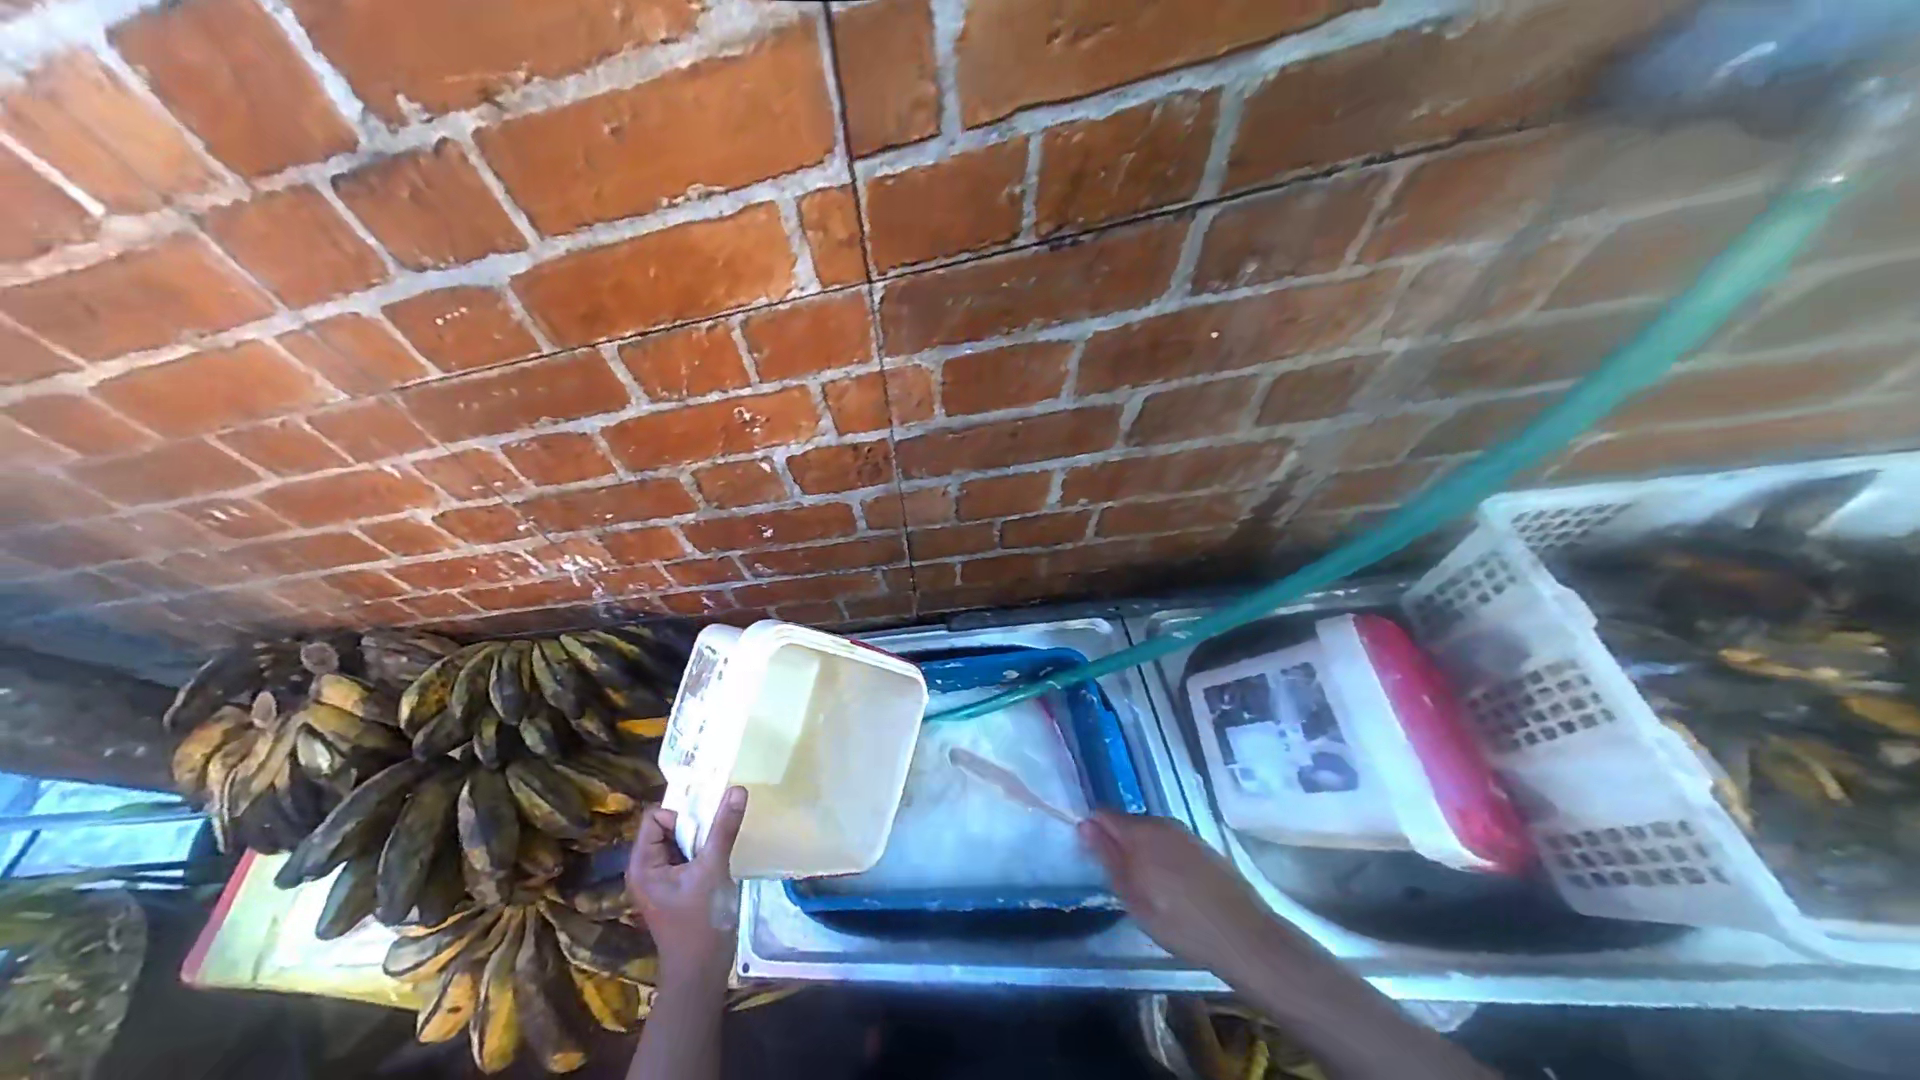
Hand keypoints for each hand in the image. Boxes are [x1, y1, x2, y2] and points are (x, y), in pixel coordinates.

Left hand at [626, 786, 746, 984]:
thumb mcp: (713, 869)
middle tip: (718, 832)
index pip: (655, 817)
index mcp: (642, 865)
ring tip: (721, 846)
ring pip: (680, 841)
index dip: (681, 815)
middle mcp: (646, 869)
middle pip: (667, 827)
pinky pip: (688, 856)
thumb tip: (737, 789)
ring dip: (702, 838)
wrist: (701, 973)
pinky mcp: (677, 888)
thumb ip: (723, 828)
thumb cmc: (700, 922)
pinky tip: (721, 860)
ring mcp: (661, 880)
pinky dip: (704, 852)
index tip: (707, 826)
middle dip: (694, 825)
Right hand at [1079, 811, 1303, 979]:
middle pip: (1126, 823)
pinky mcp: (1202, 844)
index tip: (1094, 860)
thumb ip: (1108, 859)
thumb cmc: (1180, 924)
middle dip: (1118, 844)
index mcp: (1140, 833)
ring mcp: (1185, 832)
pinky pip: (1169, 841)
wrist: (1244, 936)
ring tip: (1148, 887)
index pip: (1103, 815)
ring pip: (1149, 833)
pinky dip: (1163, 856)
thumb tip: (1084, 826)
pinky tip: (1173, 886)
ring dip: (1141, 851)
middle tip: (1122, 882)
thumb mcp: (1134, 899)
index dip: (1094, 833)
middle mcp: (1161, 823)